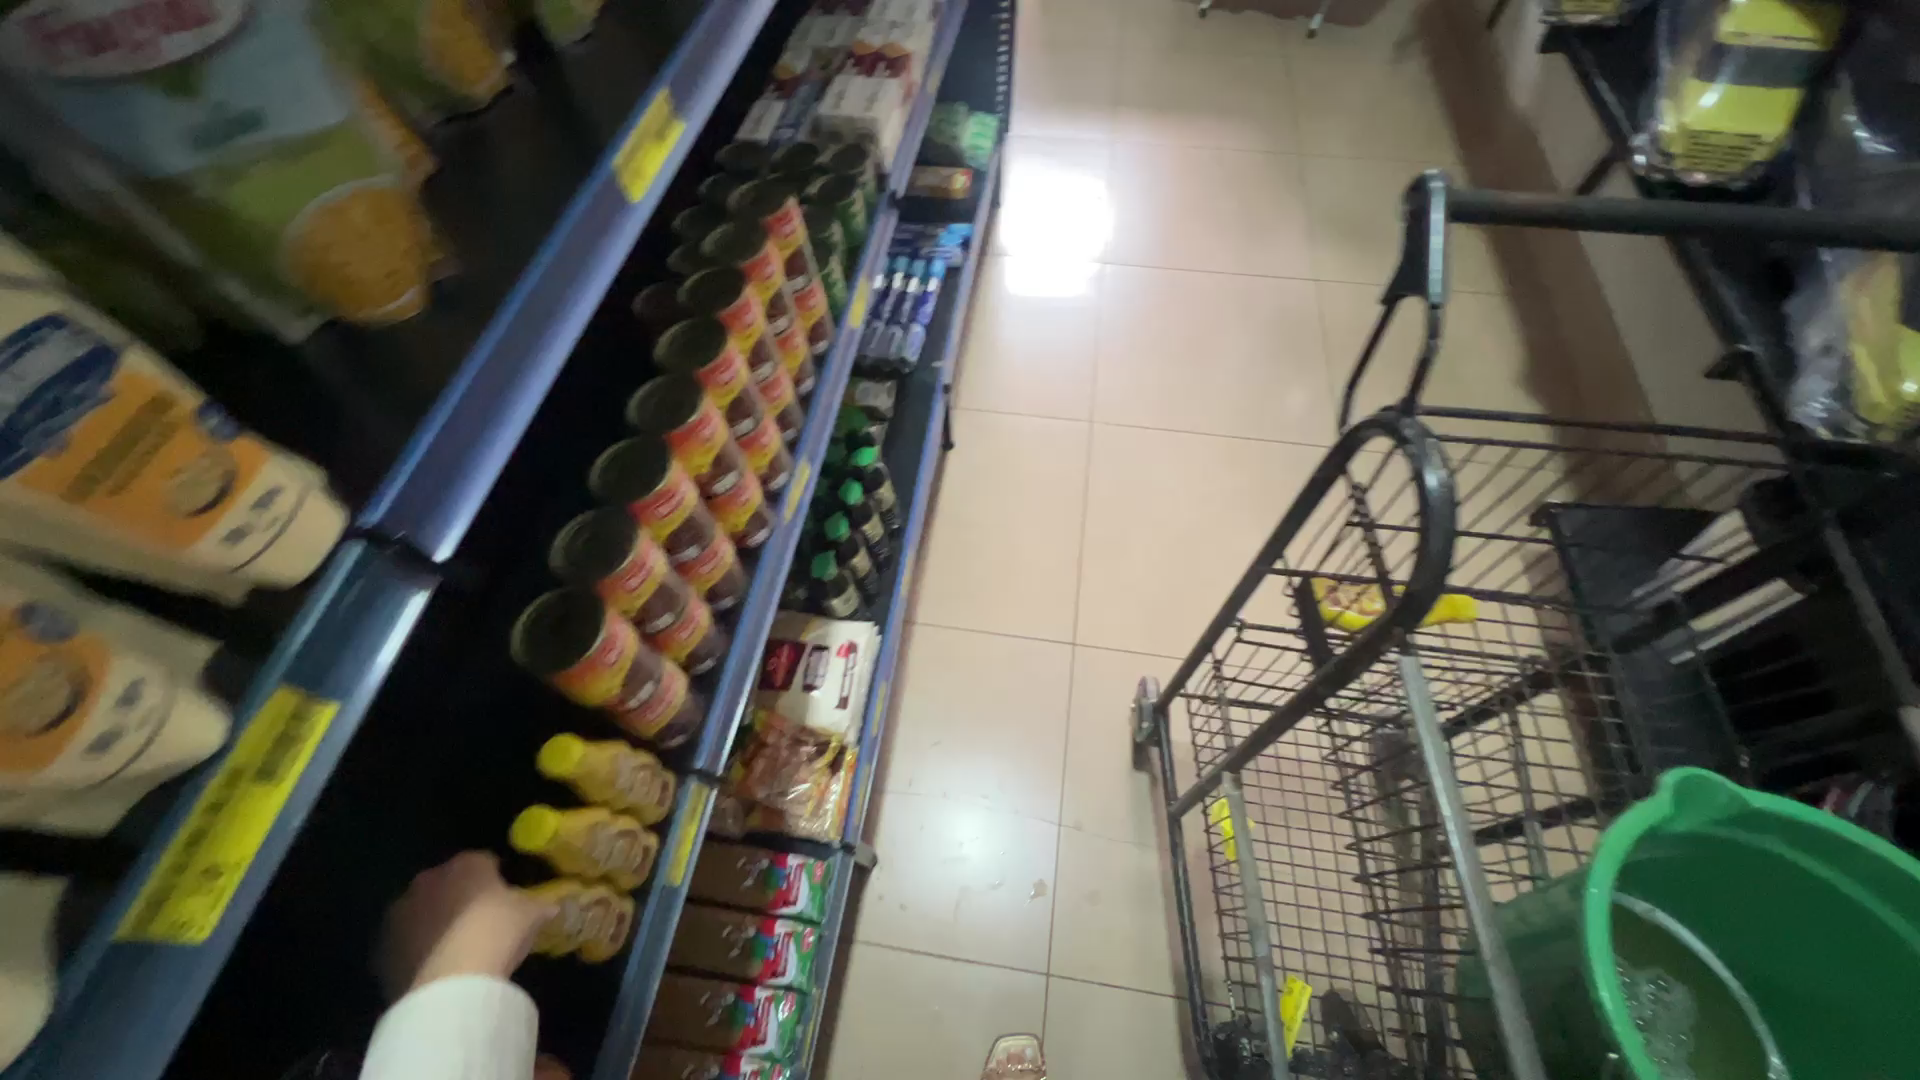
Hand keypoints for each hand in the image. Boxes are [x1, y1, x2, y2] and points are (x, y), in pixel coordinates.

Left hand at [377, 851, 550, 997]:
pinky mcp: (381, 946)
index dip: (496, 877)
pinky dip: (416, 947)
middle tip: (479, 920)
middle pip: (448, 882)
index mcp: (467, 864)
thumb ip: (539, 905)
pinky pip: (405, 940)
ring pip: (422, 910)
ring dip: (434, 920)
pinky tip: (434, 965)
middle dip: (460, 896)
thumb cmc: (497, 932)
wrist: (450, 983)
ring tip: (454, 945)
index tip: (505, 896)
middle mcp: (429, 879)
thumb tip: (550, 905)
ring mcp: (400, 912)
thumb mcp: (532, 915)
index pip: (485, 861)